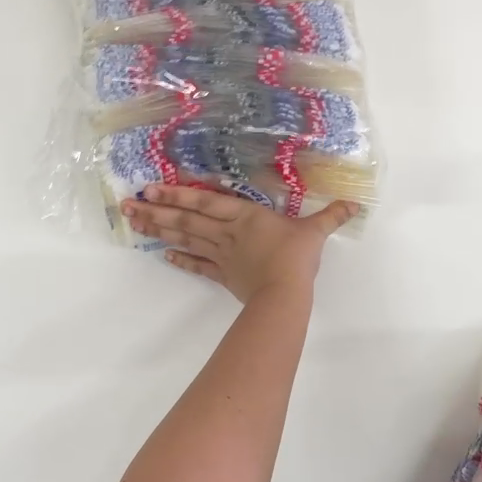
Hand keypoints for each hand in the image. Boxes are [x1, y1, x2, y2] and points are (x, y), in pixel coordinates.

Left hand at [121, 184, 358, 303]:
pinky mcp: (223, 275)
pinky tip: (162, 253)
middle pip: (186, 219)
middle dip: (156, 210)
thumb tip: (354, 205)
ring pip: (185, 238)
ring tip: (135, 222)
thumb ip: (330, 217)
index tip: (150, 188)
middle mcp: (227, 232)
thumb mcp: (315, 232)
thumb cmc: (296, 257)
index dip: (177, 193)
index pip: (205, 201)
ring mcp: (222, 255)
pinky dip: (180, 259)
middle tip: (127, 204)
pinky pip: (198, 265)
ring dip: (159, 230)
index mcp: (245, 215)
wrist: (284, 292)